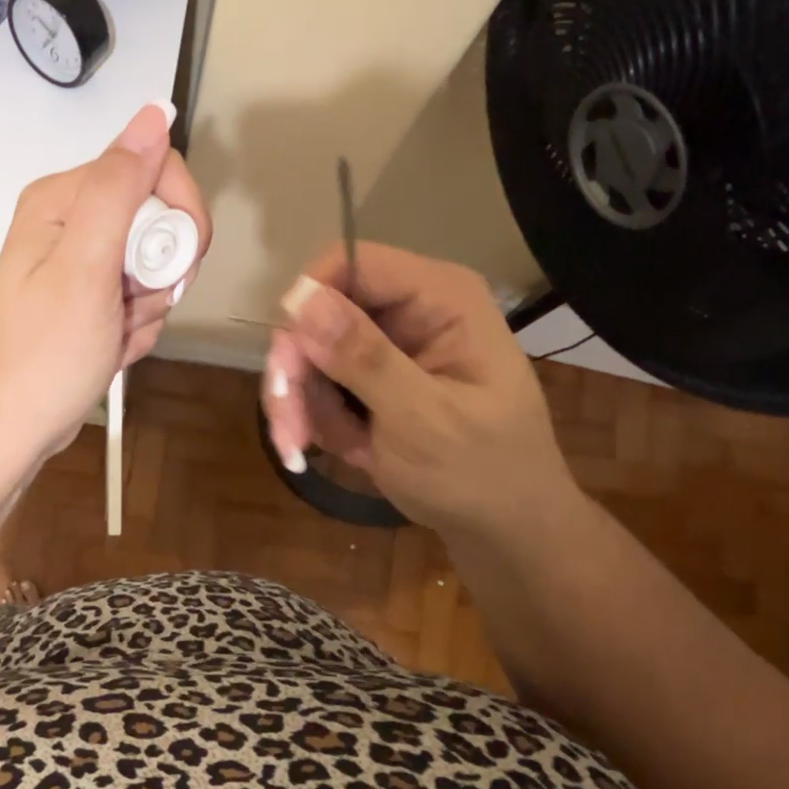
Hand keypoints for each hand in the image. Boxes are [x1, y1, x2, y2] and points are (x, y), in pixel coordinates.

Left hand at [0, 104, 211, 458]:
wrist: (19, 426)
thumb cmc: (46, 355)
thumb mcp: (84, 268)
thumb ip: (118, 189)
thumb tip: (153, 114)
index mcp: (60, 200)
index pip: (151, 168)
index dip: (179, 214)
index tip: (179, 262)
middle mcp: (69, 221)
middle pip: (157, 220)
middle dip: (159, 273)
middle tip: (131, 306)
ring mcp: (80, 263)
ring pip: (154, 265)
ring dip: (148, 307)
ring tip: (113, 334)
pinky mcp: (90, 298)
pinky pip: (139, 297)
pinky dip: (136, 327)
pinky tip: (111, 347)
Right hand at [261, 243, 577, 541]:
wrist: (501, 525)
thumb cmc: (479, 473)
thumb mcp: (422, 420)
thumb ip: (364, 358)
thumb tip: (301, 301)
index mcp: (440, 299)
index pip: (349, 263)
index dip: (306, 305)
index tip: (287, 365)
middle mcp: (410, 310)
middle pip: (317, 312)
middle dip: (297, 373)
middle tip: (290, 433)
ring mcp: (387, 345)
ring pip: (308, 352)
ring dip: (305, 406)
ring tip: (327, 450)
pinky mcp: (371, 377)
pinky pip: (317, 383)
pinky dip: (317, 419)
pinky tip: (345, 449)